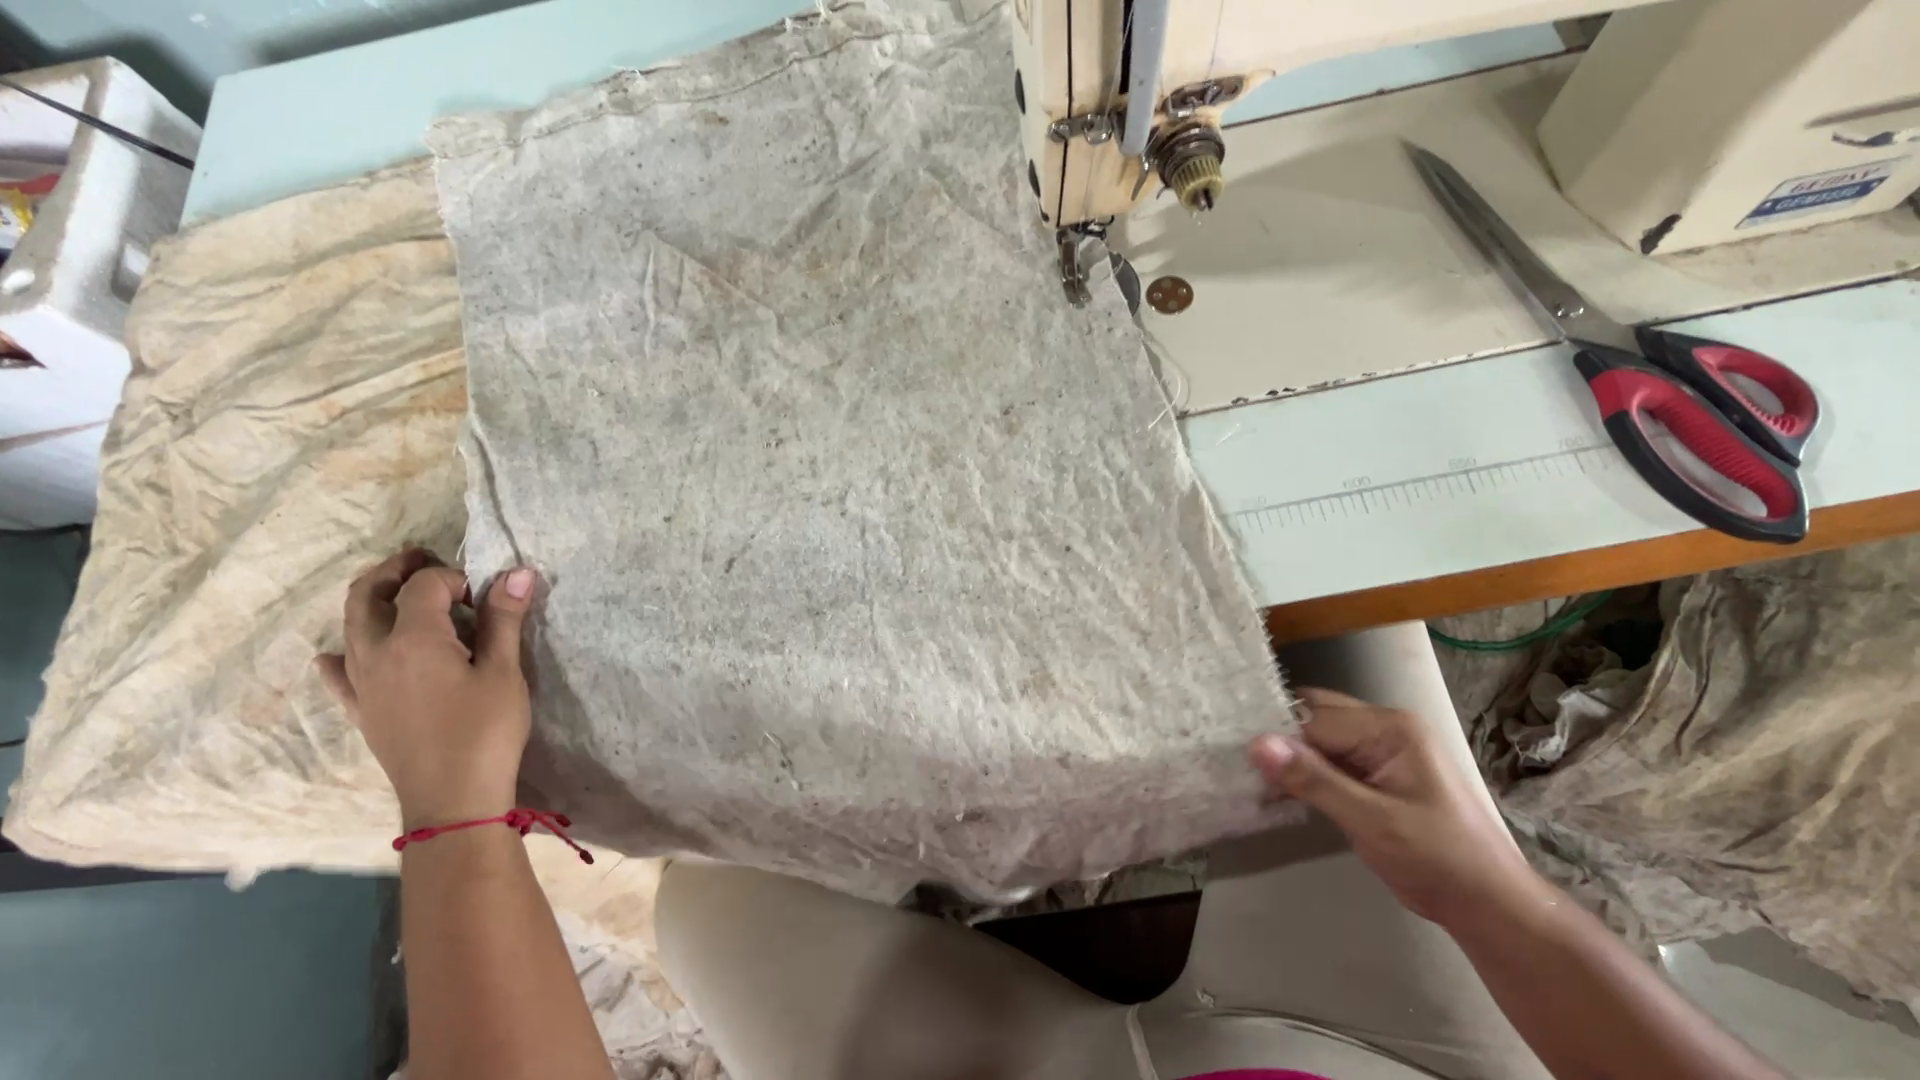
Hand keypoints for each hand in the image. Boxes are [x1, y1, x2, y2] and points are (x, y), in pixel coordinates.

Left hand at [316, 548, 538, 829]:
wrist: (452, 800)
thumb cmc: (485, 733)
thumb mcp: (504, 673)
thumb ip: (505, 619)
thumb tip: (517, 571)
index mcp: (413, 638)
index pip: (424, 584)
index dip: (454, 577)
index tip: (484, 594)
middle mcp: (375, 652)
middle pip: (370, 594)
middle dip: (396, 570)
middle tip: (425, 561)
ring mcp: (361, 683)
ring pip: (350, 626)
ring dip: (373, 600)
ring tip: (402, 595)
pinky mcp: (360, 710)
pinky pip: (339, 672)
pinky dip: (344, 652)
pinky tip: (345, 653)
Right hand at [1249, 687, 1542, 928]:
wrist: (1490, 905)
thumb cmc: (1437, 859)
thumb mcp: (1371, 821)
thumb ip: (1314, 780)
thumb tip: (1257, 744)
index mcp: (1390, 729)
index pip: (1315, 718)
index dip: (1276, 736)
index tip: (1235, 755)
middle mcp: (1387, 729)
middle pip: (1317, 717)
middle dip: (1280, 738)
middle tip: (1237, 761)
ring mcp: (1385, 752)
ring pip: (1321, 740)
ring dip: (1292, 759)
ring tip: (1252, 778)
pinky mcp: (1380, 776)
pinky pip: (1333, 762)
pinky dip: (1308, 775)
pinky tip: (1281, 792)